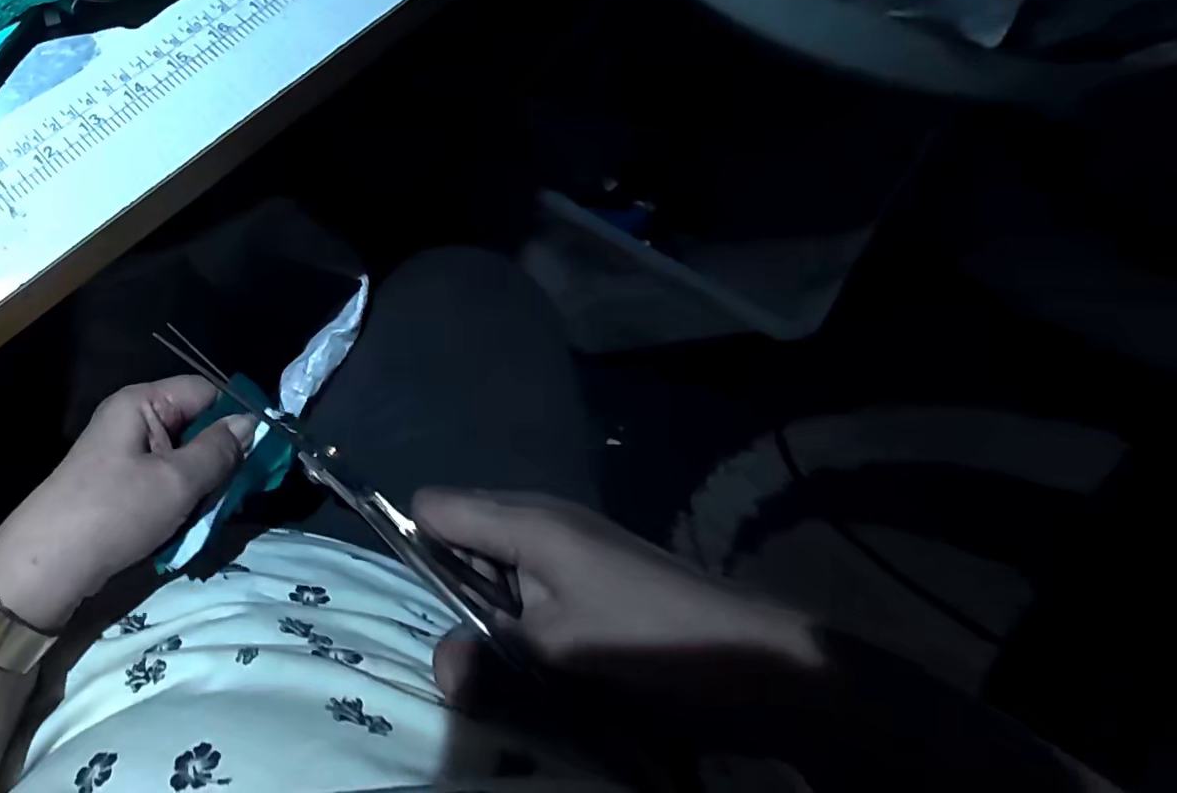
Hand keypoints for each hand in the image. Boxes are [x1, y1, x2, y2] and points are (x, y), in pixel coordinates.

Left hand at [0, 377, 255, 630]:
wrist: (44, 568)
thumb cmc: (114, 512)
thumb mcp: (177, 481)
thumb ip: (220, 449)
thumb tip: (251, 423)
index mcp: (143, 402)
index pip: (205, 391)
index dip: (235, 416)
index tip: (263, 449)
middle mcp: (134, 419)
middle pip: (197, 423)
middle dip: (221, 456)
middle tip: (240, 489)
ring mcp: (126, 451)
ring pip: (185, 455)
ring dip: (204, 483)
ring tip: (211, 512)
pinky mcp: (122, 481)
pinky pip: (167, 477)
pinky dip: (184, 497)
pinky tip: (188, 522)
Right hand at [412, 489, 822, 708]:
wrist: (759, 655)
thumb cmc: (648, 640)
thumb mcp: (560, 655)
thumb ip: (488, 656)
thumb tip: (438, 669)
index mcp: (520, 519)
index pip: (432, 507)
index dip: (418, 546)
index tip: (436, 603)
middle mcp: (534, 513)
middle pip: (457, 531)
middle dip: (454, 583)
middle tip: (480, 638)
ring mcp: (562, 534)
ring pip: (491, 557)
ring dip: (490, 602)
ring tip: (518, 649)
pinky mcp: (583, 561)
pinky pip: (524, 573)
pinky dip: (520, 606)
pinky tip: (548, 645)